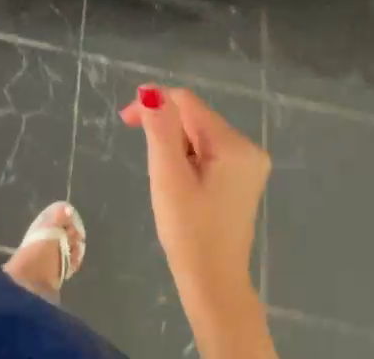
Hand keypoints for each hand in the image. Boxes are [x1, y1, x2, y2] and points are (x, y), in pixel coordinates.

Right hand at [121, 85, 269, 307]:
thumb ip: (159, 128)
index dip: (152, 105)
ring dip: (172, 146)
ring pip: (196, 133)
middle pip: (192, 116)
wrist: (212, 282)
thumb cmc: (188, 230)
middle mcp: (248, 148)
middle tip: (150, 163)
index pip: (185, 102)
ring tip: (165, 178)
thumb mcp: (167, 174)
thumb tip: (149, 90)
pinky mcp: (240, 178)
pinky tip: (179, 183)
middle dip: (164, 130)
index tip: (125, 124)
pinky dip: (184, 158)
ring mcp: (247, 164)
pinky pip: (205, 150)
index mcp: (234, 145)